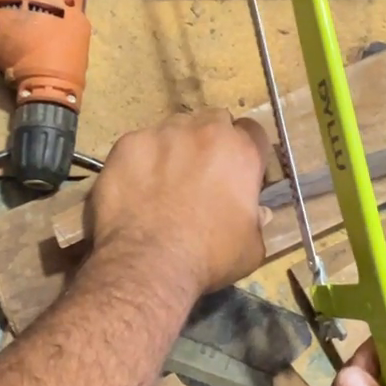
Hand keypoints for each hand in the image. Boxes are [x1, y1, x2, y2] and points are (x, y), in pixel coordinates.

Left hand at [86, 109, 270, 294]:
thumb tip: (257, 213)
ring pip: (173, 129)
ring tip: (162, 182)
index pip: (252, 133)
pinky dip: (139, 161)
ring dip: (174, 148)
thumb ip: (255, 221)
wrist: (148, 263)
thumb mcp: (250, 248)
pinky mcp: (128, 143)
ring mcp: (162, 134)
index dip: (245, 152)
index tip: (236, 172)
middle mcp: (204, 131)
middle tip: (200, 175)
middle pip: (212, 122)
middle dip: (209, 142)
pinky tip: (134, 188)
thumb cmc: (208, 257)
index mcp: (241, 152)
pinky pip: (138, 145)